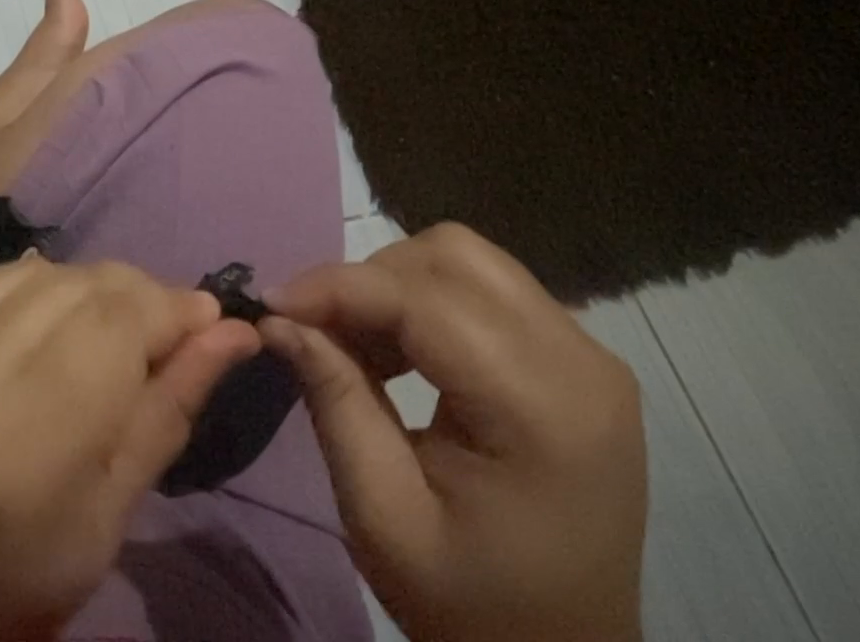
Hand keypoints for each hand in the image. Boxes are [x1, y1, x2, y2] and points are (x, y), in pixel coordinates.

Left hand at [0, 254, 260, 641]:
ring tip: (118, 322)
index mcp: (25, 443)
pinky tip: (62, 310)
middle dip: (139, 293)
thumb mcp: (112, 514)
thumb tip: (232, 332)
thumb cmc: (20, 579)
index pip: (112, 327)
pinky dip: (40, 283)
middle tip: (170, 324)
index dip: (170, 307)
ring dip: (92, 285)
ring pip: (35, 275)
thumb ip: (168, 410)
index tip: (209, 316)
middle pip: (76, 290)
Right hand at [262, 224, 646, 641]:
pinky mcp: (578, 360)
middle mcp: (583, 362)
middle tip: (316, 332)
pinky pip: (487, 291)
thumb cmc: (468, 602)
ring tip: (353, 346)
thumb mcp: (381, 514)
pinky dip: (425, 303)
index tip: (271, 305)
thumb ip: (335, 402)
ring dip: (395, 286)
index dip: (338, 288)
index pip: (428, 301)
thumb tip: (279, 320)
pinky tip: (398, 355)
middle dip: (368, 279)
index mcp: (544, 411)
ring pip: (469, 262)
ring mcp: (589, 356)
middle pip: (455, 256)